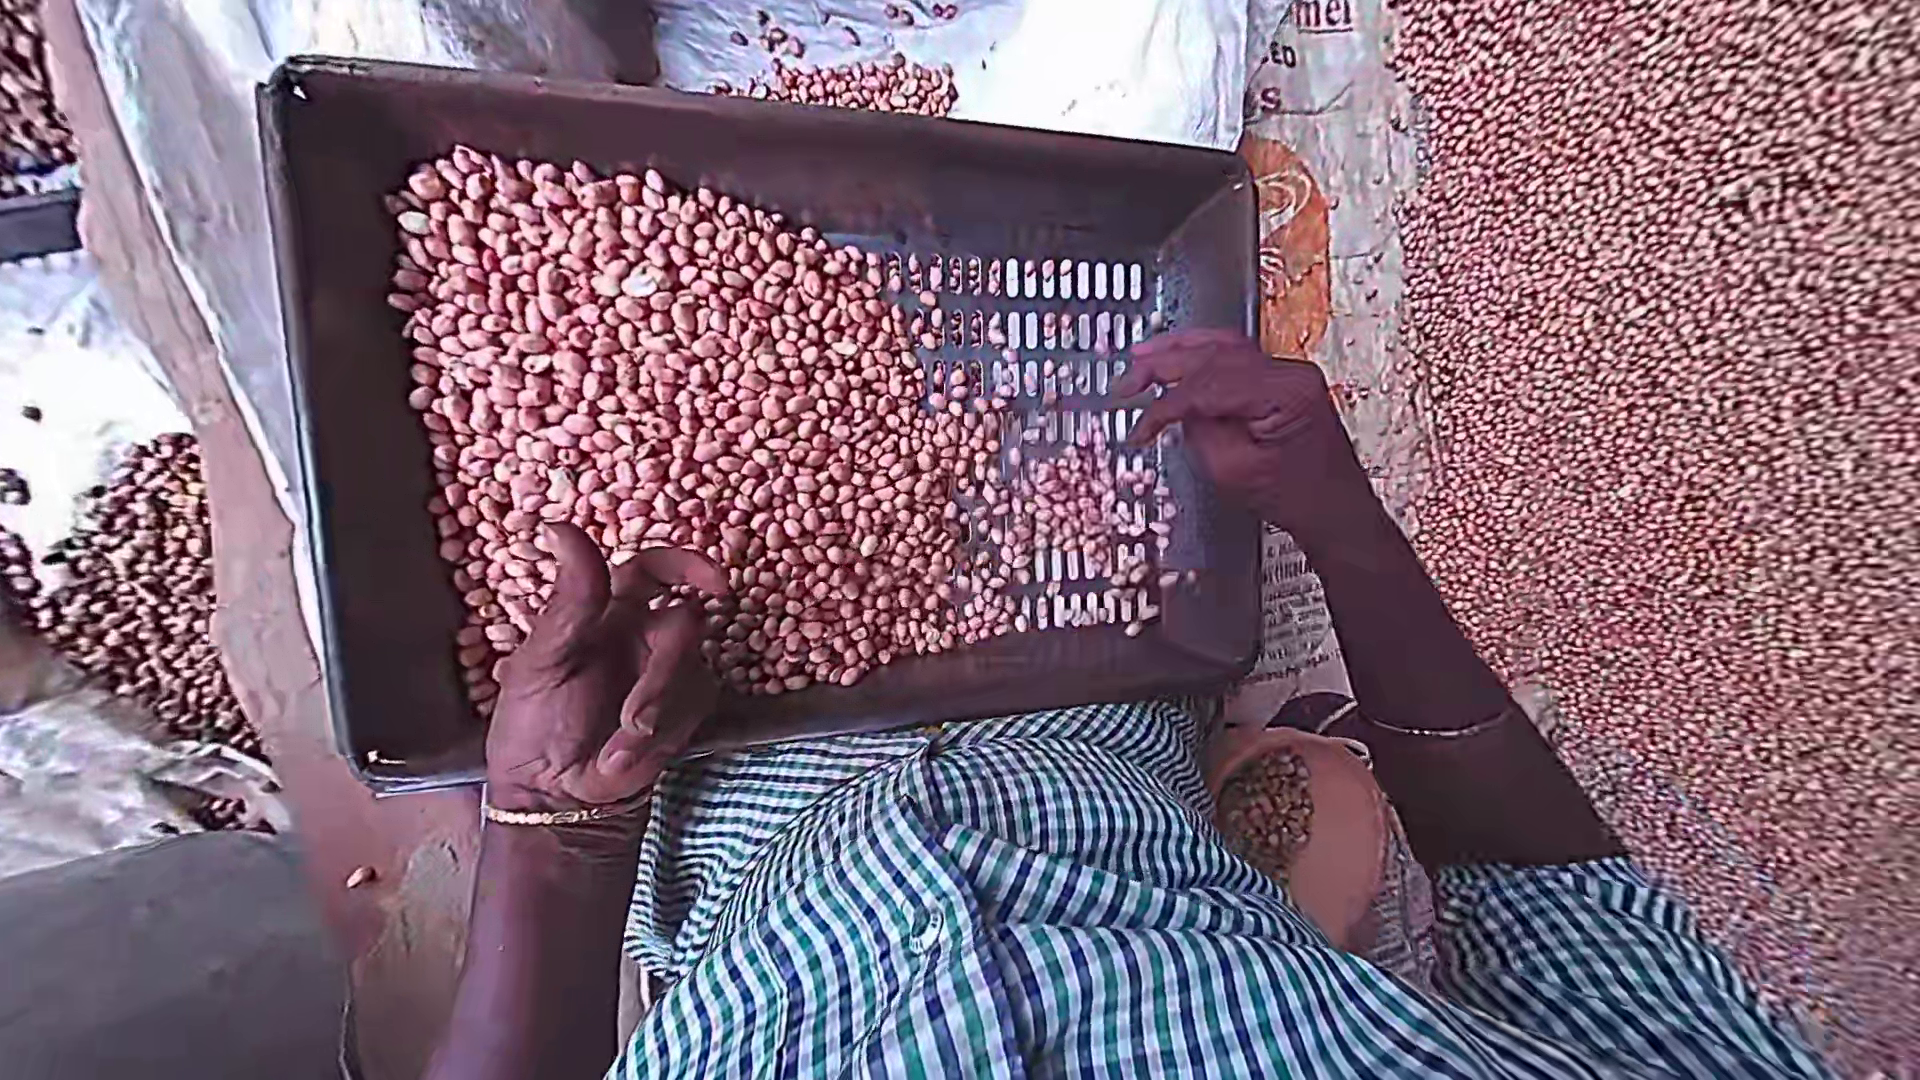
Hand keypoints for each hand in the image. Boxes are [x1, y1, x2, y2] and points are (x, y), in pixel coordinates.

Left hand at [484, 523, 728, 813]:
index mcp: (607, 611)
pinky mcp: (692, 700)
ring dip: (655, 709)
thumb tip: (560, 527)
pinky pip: (697, 699)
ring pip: (693, 665)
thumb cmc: (535, 725)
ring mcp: (673, 667)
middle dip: (662, 672)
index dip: (687, 564)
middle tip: (636, 717)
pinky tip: (629, 751)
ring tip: (618, 745)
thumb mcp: (544, 661)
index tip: (714, 581)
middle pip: (685, 620)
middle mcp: (646, 631)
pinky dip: (664, 729)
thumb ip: (570, 599)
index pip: (655, 568)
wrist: (558, 796)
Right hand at [1117, 330, 1380, 549]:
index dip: (1163, 407)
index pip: (1206, 386)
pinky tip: (1177, 351)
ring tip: (1140, 354)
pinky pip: (1233, 355)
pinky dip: (1200, 353)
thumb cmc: (1293, 496)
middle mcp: (1287, 372)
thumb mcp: (1233, 471)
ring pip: (1221, 346)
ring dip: (1176, 349)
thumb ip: (1200, 433)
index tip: (1139, 429)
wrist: (1333, 506)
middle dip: (1161, 367)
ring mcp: (1285, 372)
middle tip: (1125, 384)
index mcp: (1282, 392)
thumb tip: (1177, 410)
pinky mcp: (1278, 380)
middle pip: (1211, 356)